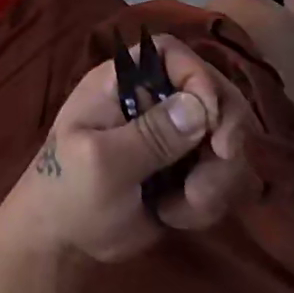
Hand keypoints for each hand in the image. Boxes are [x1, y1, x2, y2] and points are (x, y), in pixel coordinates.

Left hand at [0, 35, 259, 263]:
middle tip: (204, 184)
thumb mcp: (103, 163)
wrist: (65, 240)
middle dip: (224, 141)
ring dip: (215, 182)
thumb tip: (199, 105)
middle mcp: (150, 100)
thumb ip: (150, 136)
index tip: (213, 123)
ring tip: (175, 209)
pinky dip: (209, 203)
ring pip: (228, 141)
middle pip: (215, 94)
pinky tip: (174, 216)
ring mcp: (172, 135)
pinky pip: (224, 177)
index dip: (200, 78)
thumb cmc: (68, 192)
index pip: (171, 52)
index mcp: (119, 84)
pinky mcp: (188, 169)